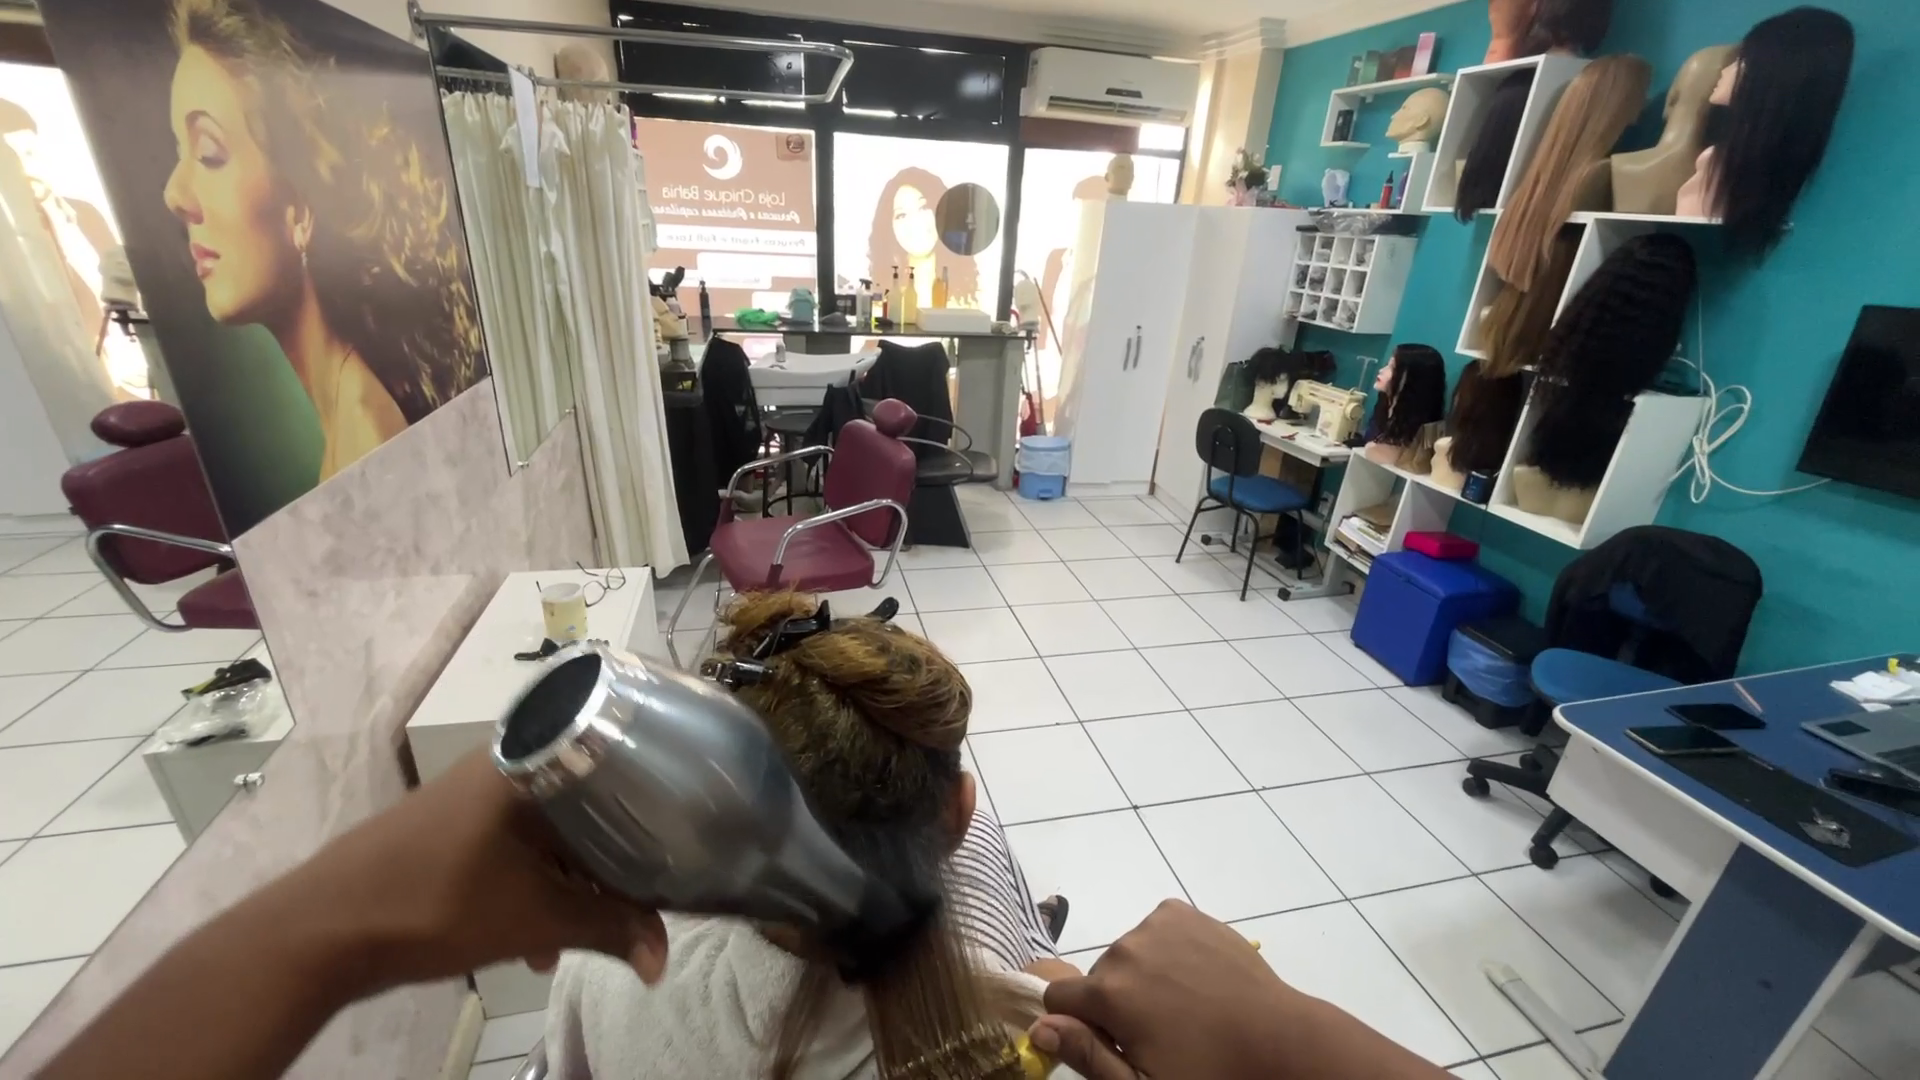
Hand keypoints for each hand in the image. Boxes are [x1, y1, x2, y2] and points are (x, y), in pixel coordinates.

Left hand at [272, 750, 667, 997]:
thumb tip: (662, 960)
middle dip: (601, 868)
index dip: (649, 820)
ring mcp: (471, 790)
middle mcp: (507, 761)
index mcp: (535, 758)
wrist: (312, 935)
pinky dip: (528, 881)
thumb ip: (608, 931)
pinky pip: (512, 841)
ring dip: (564, 882)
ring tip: (566, 936)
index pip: (619, 777)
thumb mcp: (536, 918)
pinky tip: (528, 934)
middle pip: (585, 808)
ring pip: (548, 830)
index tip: (666, 858)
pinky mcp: (447, 821)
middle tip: (616, 907)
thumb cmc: (437, 904)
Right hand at [1033, 900, 1291, 1079]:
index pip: (1058, 997)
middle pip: (1099, 976)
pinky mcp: (1180, 912)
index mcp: (1108, 994)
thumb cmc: (1210, 1075)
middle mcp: (1123, 949)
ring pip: (1128, 953)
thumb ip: (1088, 1056)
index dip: (1076, 1022)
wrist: (1281, 1043)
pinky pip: (1154, 930)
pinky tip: (1194, 975)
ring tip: (1184, 1006)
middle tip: (1159, 1033)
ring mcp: (1154, 924)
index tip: (1108, 1042)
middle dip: (1116, 1001)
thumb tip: (1039, 1026)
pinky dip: (1165, 949)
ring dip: (1142, 975)